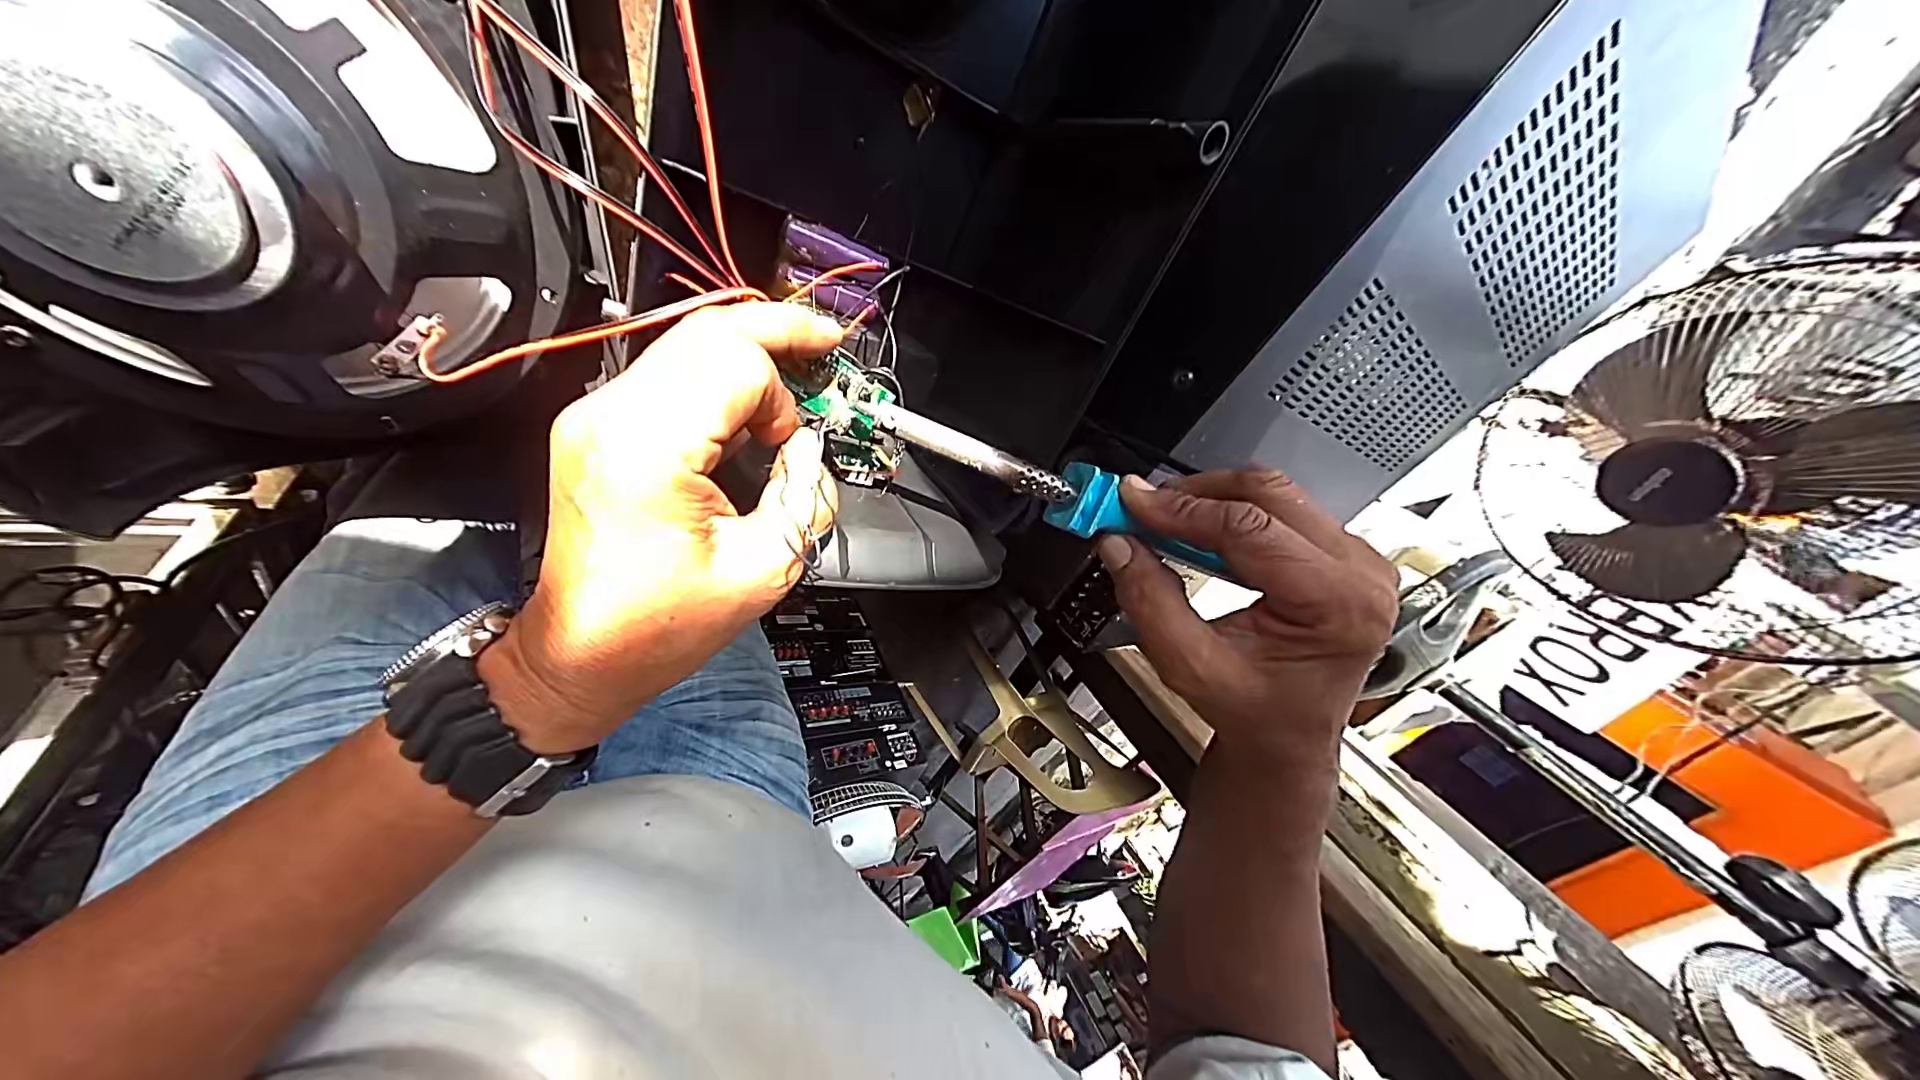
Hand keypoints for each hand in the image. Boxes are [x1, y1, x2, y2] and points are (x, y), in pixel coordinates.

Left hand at [479, 303, 843, 752]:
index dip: (783, 394)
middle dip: (777, 333)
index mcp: (647, 453)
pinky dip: (721, 376)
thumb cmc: (653, 627)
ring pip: (689, 342)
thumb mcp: (762, 569)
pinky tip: (752, 399)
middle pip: (708, 331)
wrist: (582, 650)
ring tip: (795, 374)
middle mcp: (609, 418)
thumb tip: (813, 453)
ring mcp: (597, 417)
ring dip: (750, 353)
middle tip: (824, 343)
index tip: (799, 438)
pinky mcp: (600, 426)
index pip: (734, 363)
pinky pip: (671, 373)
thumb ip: (805, 496)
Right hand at [1095, 470, 1397, 770]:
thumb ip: (1149, 601)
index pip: (1250, 528)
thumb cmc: (1256, 712)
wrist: (1286, 735)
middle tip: (1142, 505)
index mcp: (1338, 604)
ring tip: (1164, 520)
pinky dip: (1228, 512)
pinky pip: (1279, 509)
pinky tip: (1197, 530)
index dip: (1182, 509)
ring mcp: (1355, 560)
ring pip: (1272, 494)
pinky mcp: (1338, 554)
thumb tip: (1120, 545)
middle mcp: (1360, 573)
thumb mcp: (1189, 666)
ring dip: (1210, 499)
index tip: (1134, 502)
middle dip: (1194, 494)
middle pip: (1267, 495)